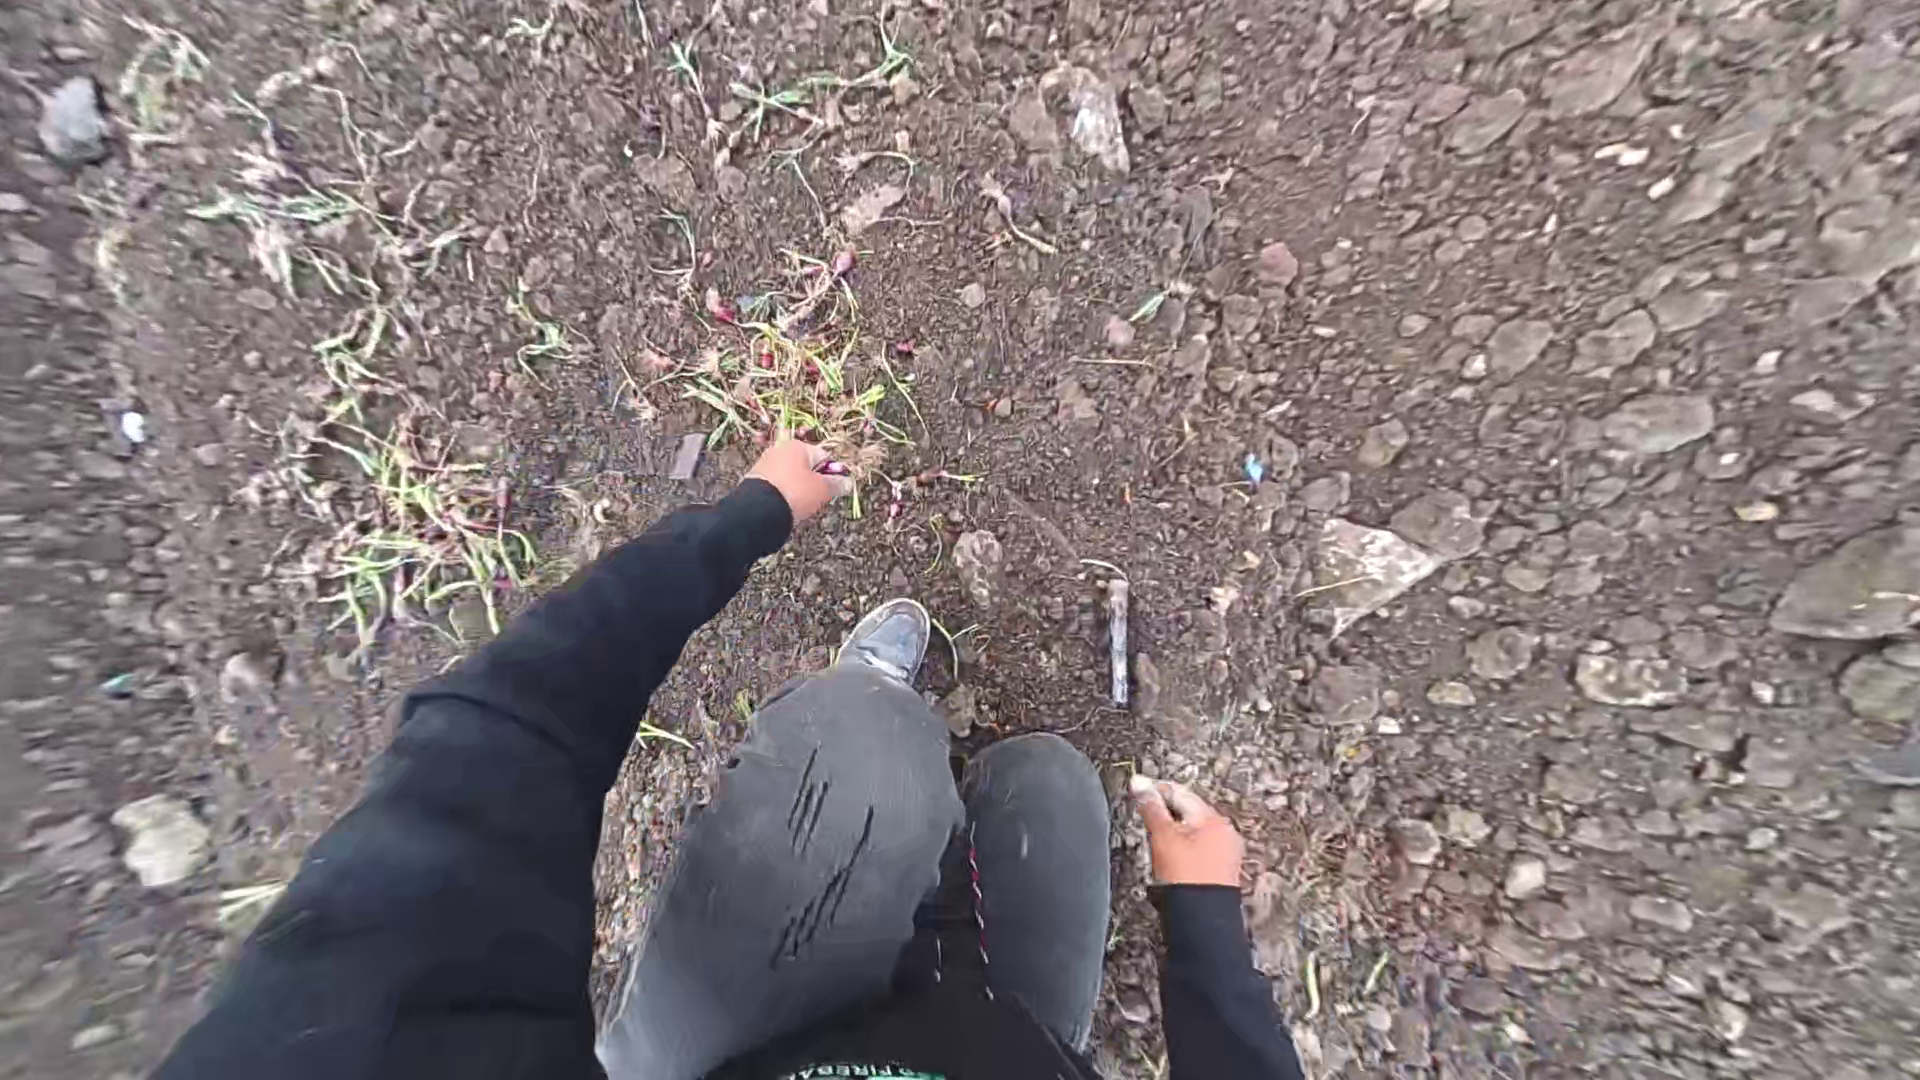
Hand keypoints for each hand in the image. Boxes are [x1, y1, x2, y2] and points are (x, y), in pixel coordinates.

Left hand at [746, 439, 852, 525]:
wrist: (759, 510)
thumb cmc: (796, 492)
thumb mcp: (823, 489)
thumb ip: (837, 484)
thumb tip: (847, 482)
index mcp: (797, 446)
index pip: (824, 456)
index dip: (832, 473)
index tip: (834, 488)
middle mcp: (779, 450)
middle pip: (806, 467)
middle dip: (814, 483)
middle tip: (818, 499)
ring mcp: (765, 465)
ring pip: (791, 478)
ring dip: (799, 491)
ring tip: (801, 506)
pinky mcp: (754, 481)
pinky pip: (778, 487)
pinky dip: (784, 496)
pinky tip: (786, 507)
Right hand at [1130, 774, 1244, 886]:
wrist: (1201, 923)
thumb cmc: (1186, 879)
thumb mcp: (1162, 835)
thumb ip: (1150, 806)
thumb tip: (1139, 783)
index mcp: (1214, 819)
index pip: (1179, 792)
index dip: (1155, 791)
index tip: (1137, 790)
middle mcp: (1224, 833)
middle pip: (1187, 810)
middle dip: (1164, 811)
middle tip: (1144, 814)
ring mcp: (1224, 852)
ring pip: (1190, 828)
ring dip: (1172, 829)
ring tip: (1155, 837)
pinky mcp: (1219, 870)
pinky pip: (1196, 846)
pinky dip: (1181, 845)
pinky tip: (1169, 855)